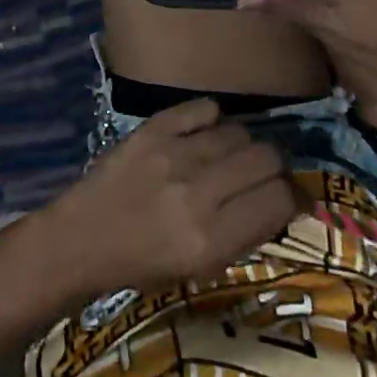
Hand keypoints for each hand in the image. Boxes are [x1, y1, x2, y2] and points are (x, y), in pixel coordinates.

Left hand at [45, 99, 297, 291]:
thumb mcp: (202, 267)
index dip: (293, 196)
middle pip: (267, 158)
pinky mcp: (153, 130)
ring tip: (227, 156)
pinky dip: (212, 119)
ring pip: (240, 132)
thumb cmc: (143, 262)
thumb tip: (284, 199)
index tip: (287, 196)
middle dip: (273, 167)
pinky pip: (205, 108)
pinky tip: (204, 133)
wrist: (83, 237)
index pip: (279, 199)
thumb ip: (245, 233)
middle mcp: (198, 194)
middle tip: (260, 174)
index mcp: (211, 239)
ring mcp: (173, 155)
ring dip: (243, 145)